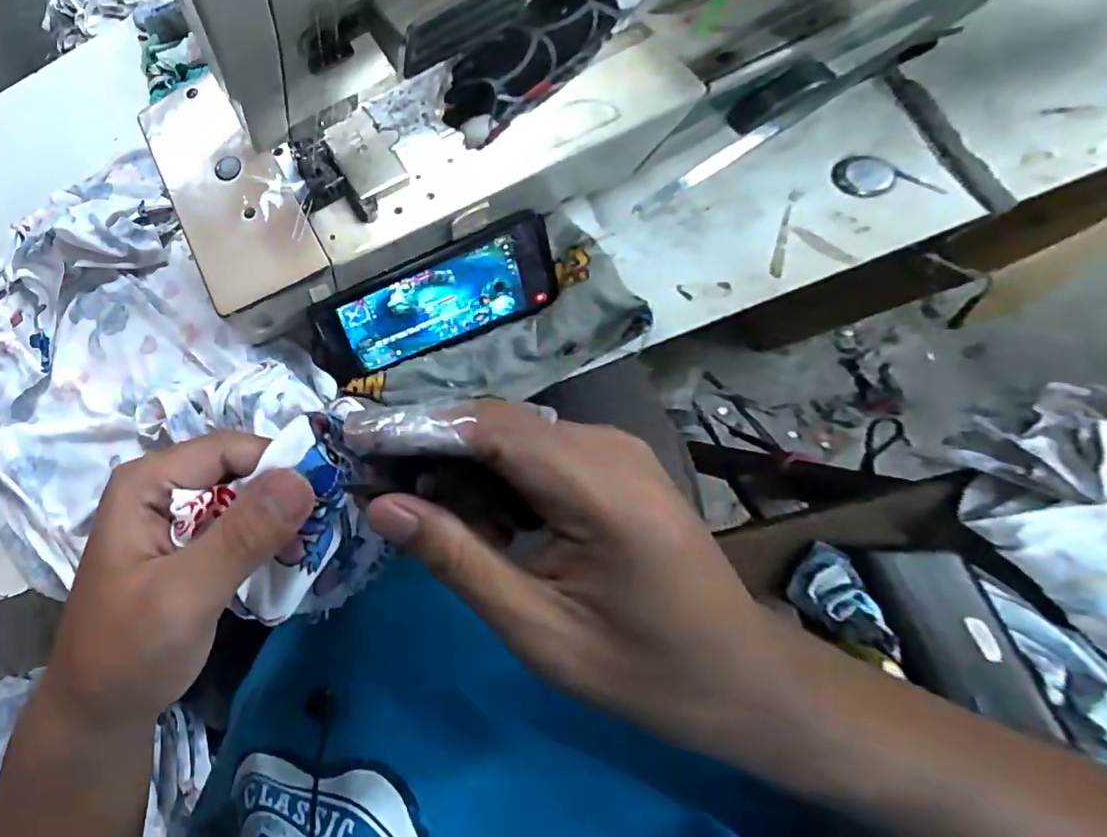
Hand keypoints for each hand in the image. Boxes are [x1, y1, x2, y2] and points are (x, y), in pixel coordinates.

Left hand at [40, 433, 314, 733]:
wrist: (96, 713)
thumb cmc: (130, 651)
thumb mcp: (188, 593)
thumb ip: (243, 536)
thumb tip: (302, 478)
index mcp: (146, 482)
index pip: (224, 448)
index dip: (275, 462)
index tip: (324, 492)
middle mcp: (157, 487)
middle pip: (232, 469)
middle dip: (277, 493)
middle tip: (322, 526)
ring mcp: (169, 516)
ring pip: (236, 497)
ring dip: (272, 519)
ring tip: (309, 547)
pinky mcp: (183, 544)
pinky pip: (231, 525)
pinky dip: (259, 539)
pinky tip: (284, 560)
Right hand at [363, 401, 796, 745]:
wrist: (752, 684)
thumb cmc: (648, 671)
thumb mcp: (539, 630)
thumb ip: (456, 560)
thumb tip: (380, 506)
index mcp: (599, 487)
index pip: (486, 428)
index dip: (414, 429)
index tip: (354, 443)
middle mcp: (604, 446)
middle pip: (491, 423)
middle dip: (427, 448)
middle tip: (375, 487)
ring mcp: (610, 448)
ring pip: (506, 434)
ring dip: (457, 466)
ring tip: (425, 513)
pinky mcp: (607, 460)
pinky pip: (530, 451)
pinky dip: (491, 477)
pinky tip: (481, 520)